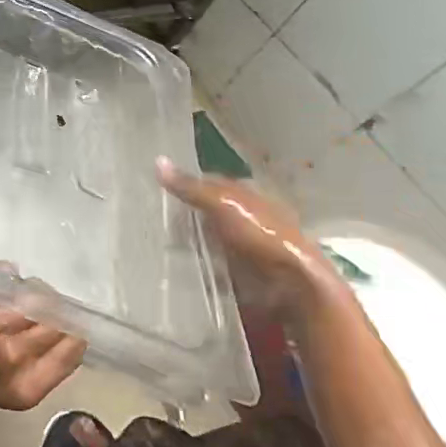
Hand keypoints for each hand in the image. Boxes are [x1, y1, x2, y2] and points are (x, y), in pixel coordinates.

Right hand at [158, 157, 344, 315]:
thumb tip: (157, 160)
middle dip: (185, 219)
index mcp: (247, 195)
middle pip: (209, 215)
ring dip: (189, 247)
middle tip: (152, 221)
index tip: (158, 191)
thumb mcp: (222, 204)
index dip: (186, 185)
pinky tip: (177, 273)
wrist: (293, 287)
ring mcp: (246, 251)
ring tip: (156, 248)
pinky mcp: (244, 278)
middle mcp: (247, 219)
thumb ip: (191, 187)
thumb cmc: (260, 235)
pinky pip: (213, 271)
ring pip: (210, 243)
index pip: (211, 184)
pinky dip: (198, 272)